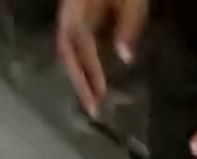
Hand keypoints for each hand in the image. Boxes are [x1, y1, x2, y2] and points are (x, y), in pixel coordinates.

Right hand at [57, 0, 147, 115]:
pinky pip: (78, 39)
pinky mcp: (84, 10)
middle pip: (66, 47)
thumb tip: (125, 57)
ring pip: (69, 44)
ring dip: (80, 74)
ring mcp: (76, 8)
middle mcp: (72, 6)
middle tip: (93, 110)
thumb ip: (129, 24)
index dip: (88, 69)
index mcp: (79, 3)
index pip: (78, 41)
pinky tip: (95, 79)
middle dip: (78, 80)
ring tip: (93, 101)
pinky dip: (84, 62)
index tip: (100, 96)